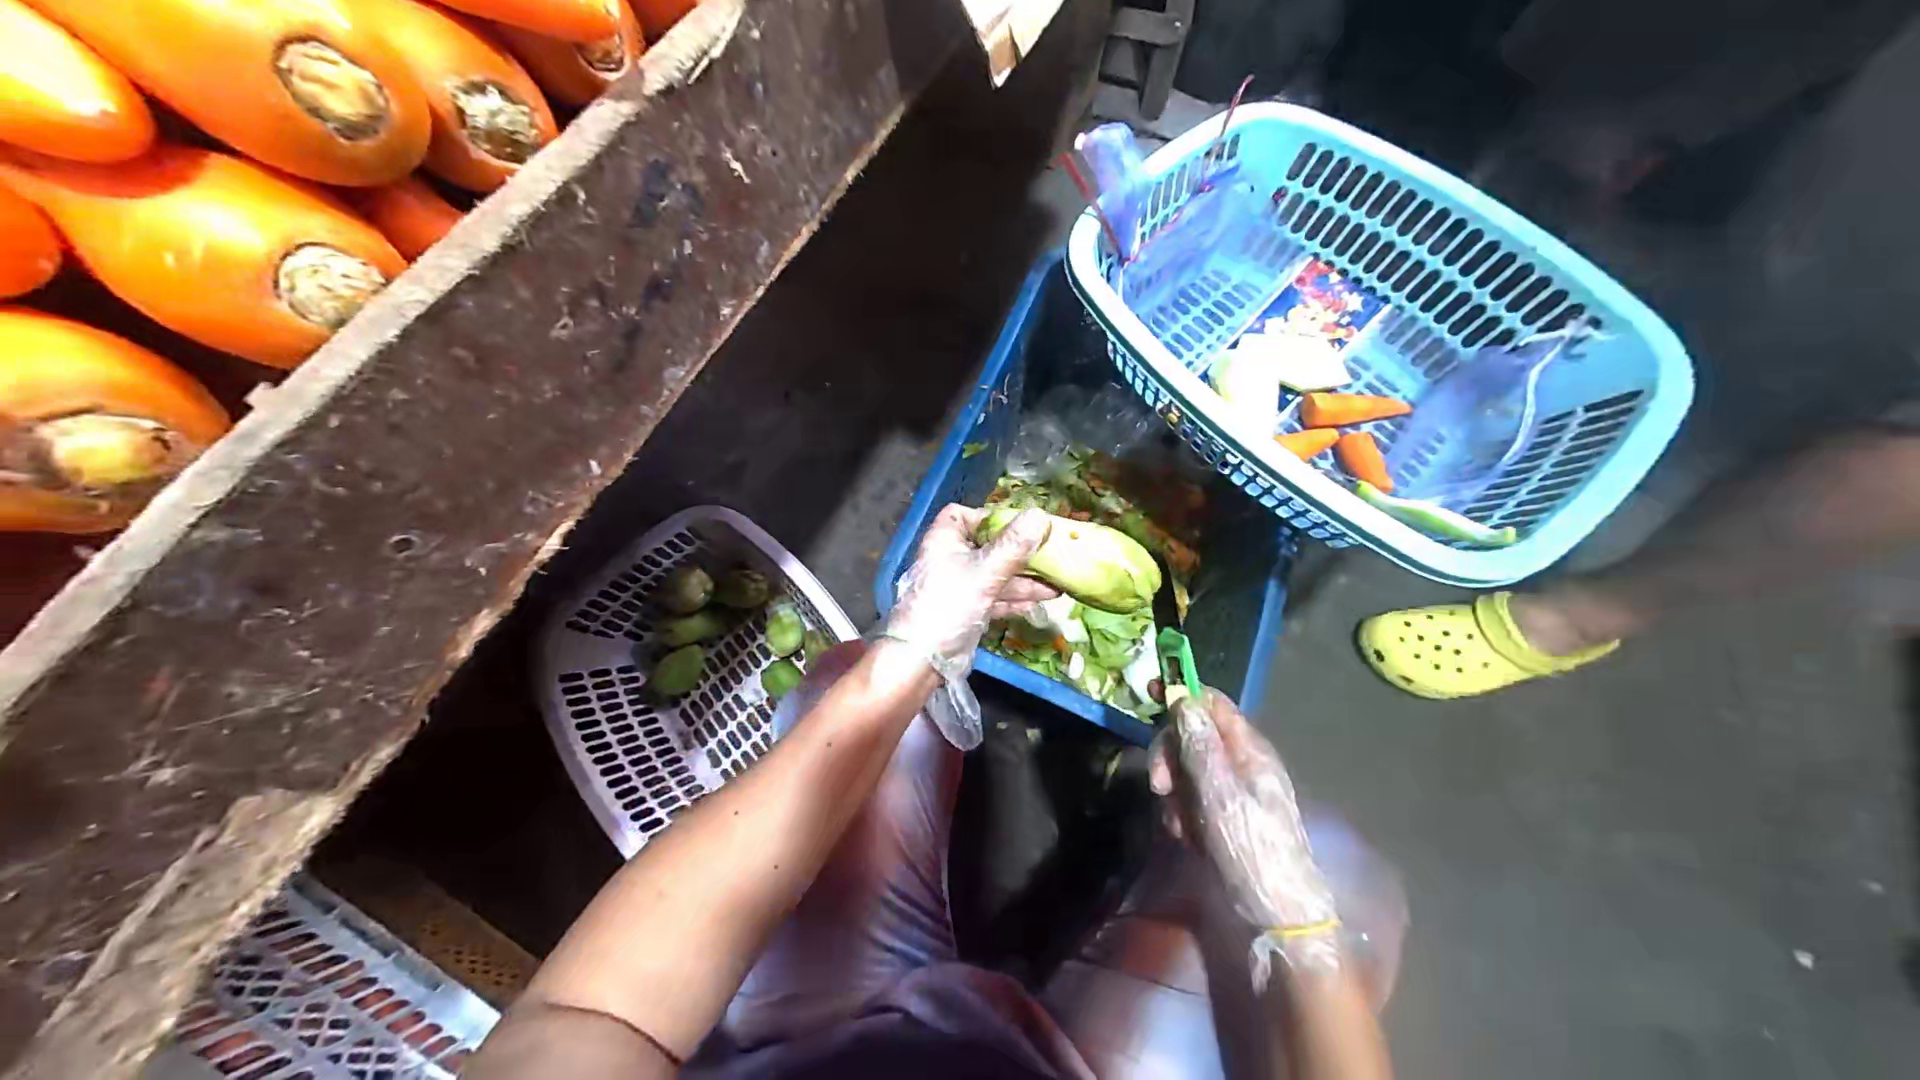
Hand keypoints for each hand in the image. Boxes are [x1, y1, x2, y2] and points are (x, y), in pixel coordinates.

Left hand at [884, 504, 1056, 671]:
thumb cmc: (949, 606)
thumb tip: (1041, 515)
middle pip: (989, 546)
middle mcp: (950, 559)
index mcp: (944, 540)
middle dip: (1020, 552)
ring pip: (996, 574)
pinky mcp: (968, 609)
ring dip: (1025, 579)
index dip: (990, 517)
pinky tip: (1041, 601)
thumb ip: (1013, 546)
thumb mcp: (984, 573)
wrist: (923, 660)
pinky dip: (1015, 598)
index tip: (1020, 525)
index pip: (963, 515)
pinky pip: (995, 596)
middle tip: (1052, 554)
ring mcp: (960, 586)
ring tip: (1057, 584)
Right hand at [1150, 688, 1339, 979]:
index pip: (1212, 703)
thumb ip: (1200, 745)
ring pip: (1184, 767)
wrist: (1275, 913)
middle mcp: (1239, 762)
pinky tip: (1186, 835)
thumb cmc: (1251, 848)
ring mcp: (1229, 789)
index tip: (1149, 695)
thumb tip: (1183, 700)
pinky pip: (1188, 797)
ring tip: (1179, 824)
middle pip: (1191, 733)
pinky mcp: (1219, 813)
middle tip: (1158, 785)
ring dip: (1173, 792)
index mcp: (1249, 749)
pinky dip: (1180, 812)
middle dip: (1169, 756)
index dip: (1182, 695)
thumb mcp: (1221, 794)